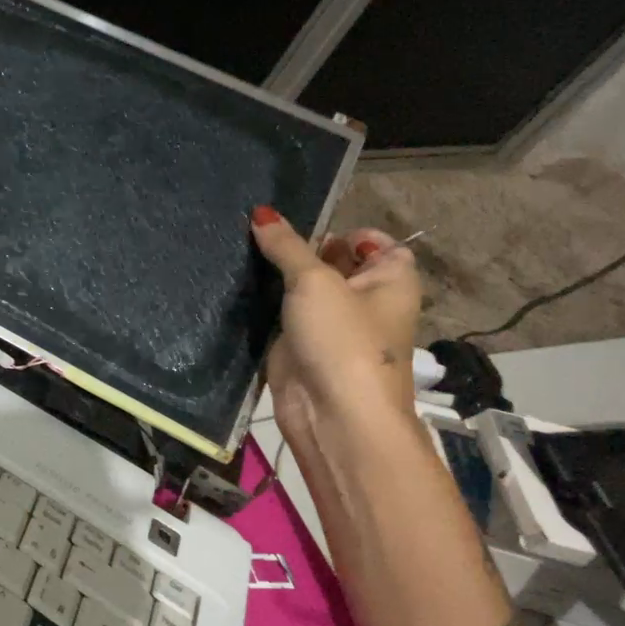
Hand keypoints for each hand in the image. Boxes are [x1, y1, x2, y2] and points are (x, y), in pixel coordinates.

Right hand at [250, 207, 423, 432]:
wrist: (335, 413)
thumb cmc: (343, 340)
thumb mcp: (314, 281)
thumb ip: (286, 245)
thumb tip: (261, 212)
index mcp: (390, 280)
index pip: (374, 242)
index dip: (343, 231)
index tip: (301, 226)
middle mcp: (365, 299)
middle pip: (332, 261)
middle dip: (298, 248)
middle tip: (256, 233)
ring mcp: (331, 323)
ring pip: (302, 287)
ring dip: (275, 275)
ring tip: (238, 252)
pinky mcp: (301, 343)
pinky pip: (281, 311)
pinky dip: (263, 301)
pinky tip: (234, 284)